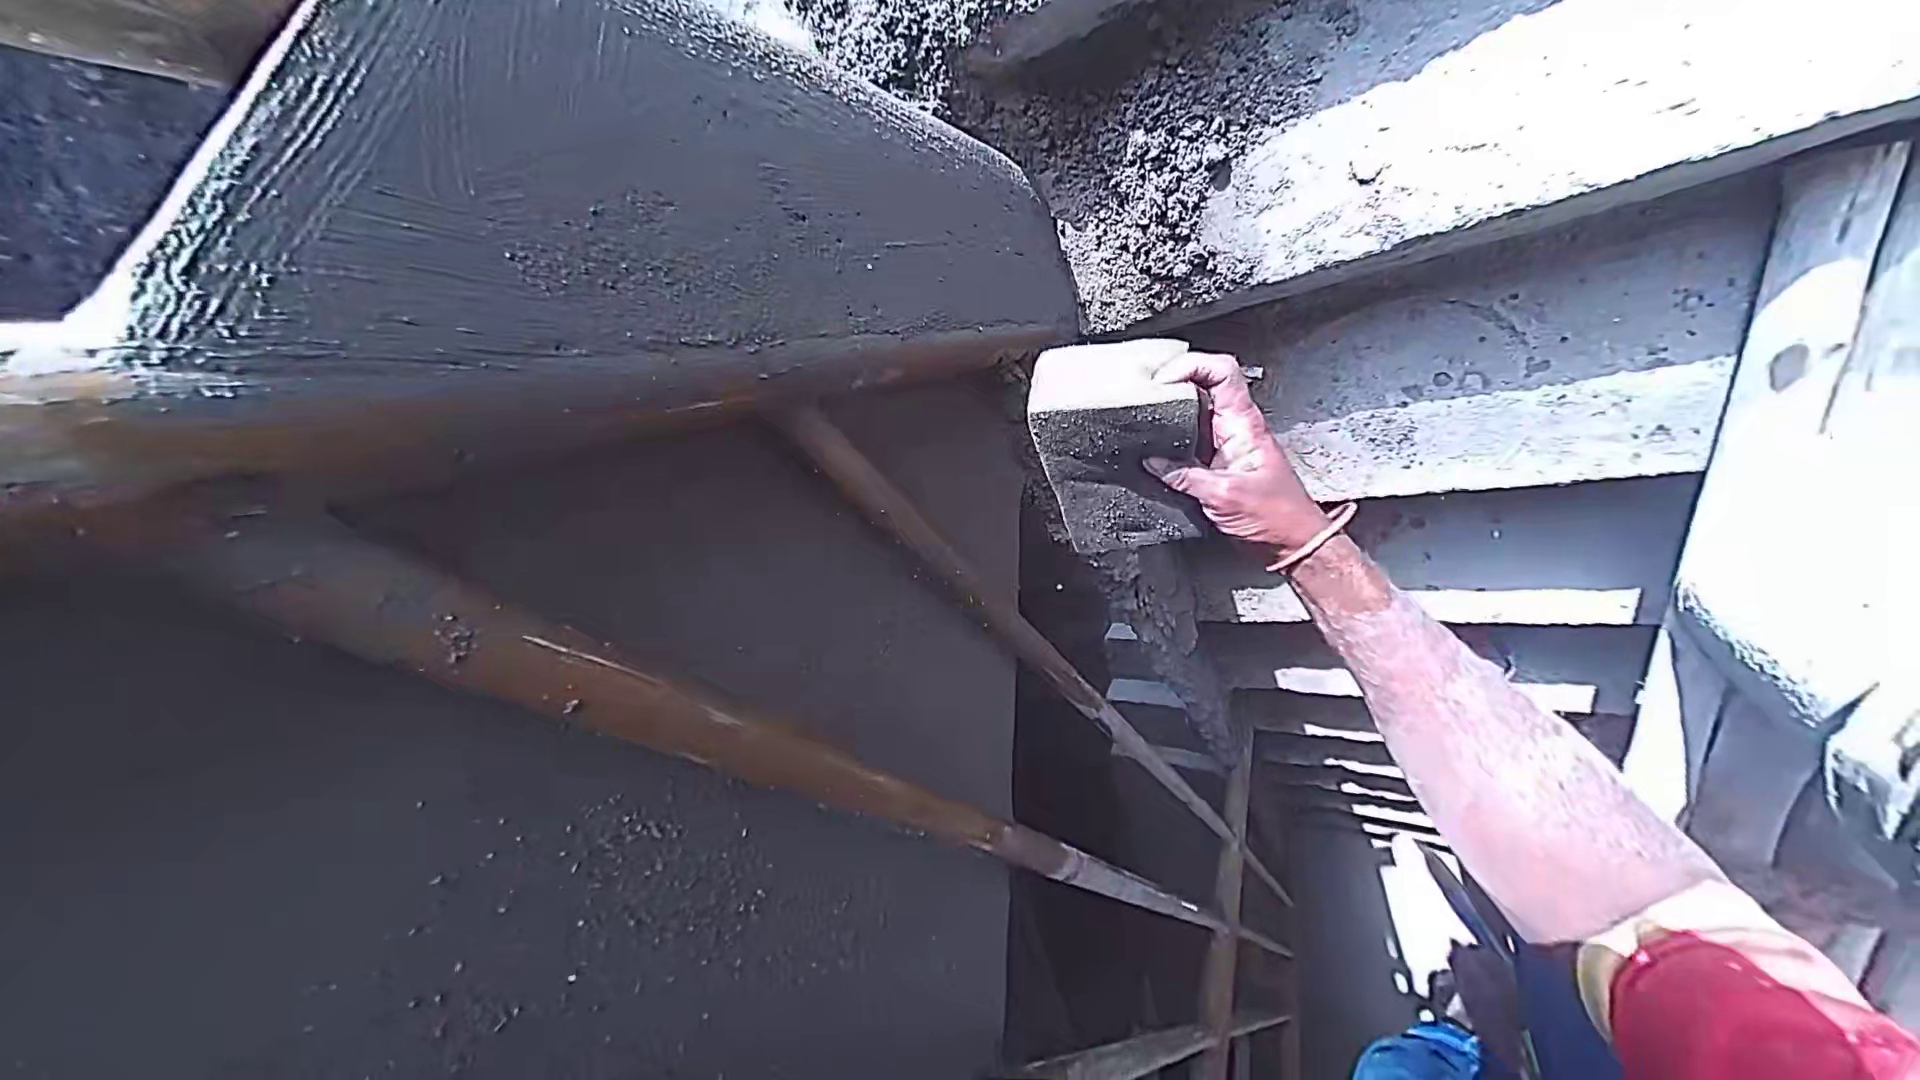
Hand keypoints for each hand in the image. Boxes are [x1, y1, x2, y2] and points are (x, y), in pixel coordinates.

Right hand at [1143, 351, 1329, 549]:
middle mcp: (1234, 428)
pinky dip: (1170, 443)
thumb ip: (1184, 476)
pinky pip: (1190, 443)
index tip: (1162, 378)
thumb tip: (1152, 462)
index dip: (1192, 365)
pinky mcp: (1218, 464)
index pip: (1222, 371)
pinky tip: (1152, 451)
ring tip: (1142, 418)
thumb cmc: (1275, 517)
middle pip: (1203, 387)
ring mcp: (1225, 445)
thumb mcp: (1223, 495)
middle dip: (1172, 385)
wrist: (1293, 544)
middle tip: (1143, 395)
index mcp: (1244, 424)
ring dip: (1169, 414)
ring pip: (1194, 415)